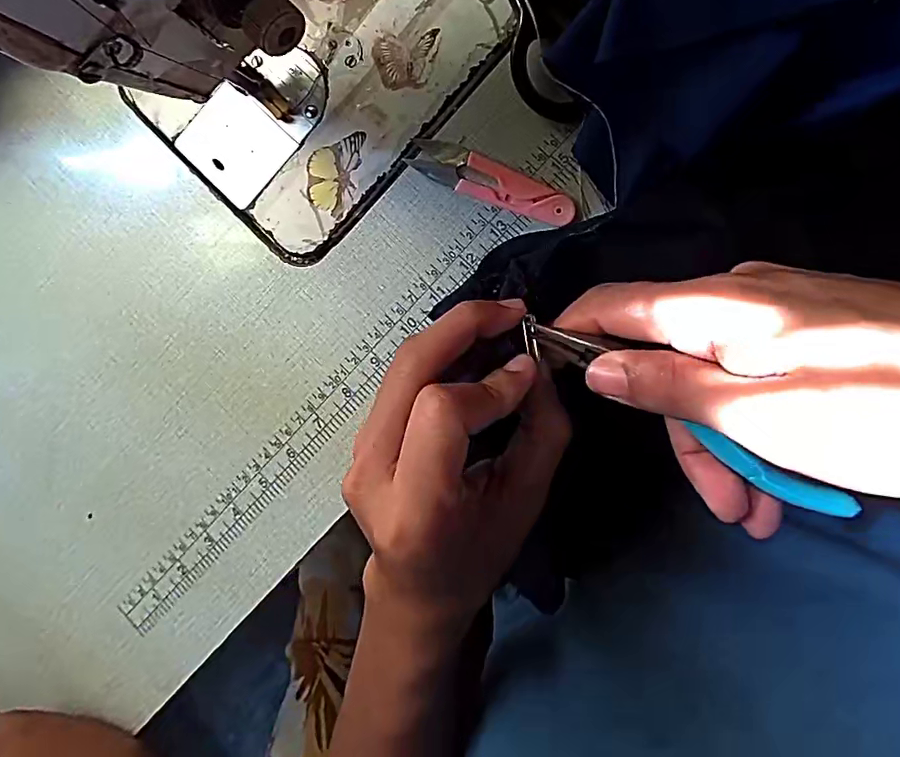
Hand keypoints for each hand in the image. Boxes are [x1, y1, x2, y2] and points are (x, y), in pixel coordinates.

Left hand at [343, 299, 570, 640]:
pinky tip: (473, 347)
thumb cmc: (477, 556)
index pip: (440, 409)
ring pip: (403, 363)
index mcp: (414, 503)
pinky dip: (441, 351)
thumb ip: (541, 430)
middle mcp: (372, 470)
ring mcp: (358, 449)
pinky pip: (402, 377)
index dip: (490, 383)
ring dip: (452, 333)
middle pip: (410, 367)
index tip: (529, 372)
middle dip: (464, 325)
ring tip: (497, 323)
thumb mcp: (526, 501)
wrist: (416, 589)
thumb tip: (533, 365)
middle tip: (511, 311)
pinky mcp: (362, 434)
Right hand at [556, 264, 899, 534]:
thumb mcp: (768, 414)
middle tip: (733, 508)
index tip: (550, 380)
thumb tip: (594, 365)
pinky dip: (771, 426)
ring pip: (724, 375)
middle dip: (686, 435)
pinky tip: (807, 475)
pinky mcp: (831, 332)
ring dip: (734, 443)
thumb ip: (671, 385)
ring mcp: (791, 311)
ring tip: (778, 509)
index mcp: (717, 305)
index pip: (612, 303)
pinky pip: (769, 375)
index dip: (572, 334)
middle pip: (671, 355)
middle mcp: (745, 294)